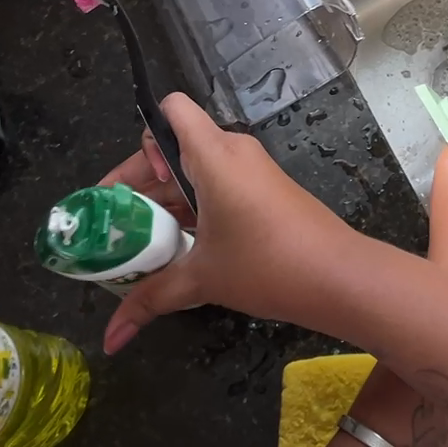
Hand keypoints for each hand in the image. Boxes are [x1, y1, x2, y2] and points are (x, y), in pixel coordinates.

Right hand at [103, 93, 360, 353]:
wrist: (336, 273)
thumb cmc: (265, 263)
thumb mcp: (202, 279)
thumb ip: (151, 298)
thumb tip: (110, 338)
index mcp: (214, 154)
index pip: (172, 109)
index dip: (145, 138)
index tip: (138, 186)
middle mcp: (232, 151)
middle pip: (175, 145)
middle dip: (142, 182)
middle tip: (113, 225)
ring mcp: (251, 168)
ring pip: (196, 168)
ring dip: (167, 199)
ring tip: (138, 243)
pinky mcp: (264, 187)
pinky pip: (218, 183)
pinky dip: (194, 205)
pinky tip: (180, 246)